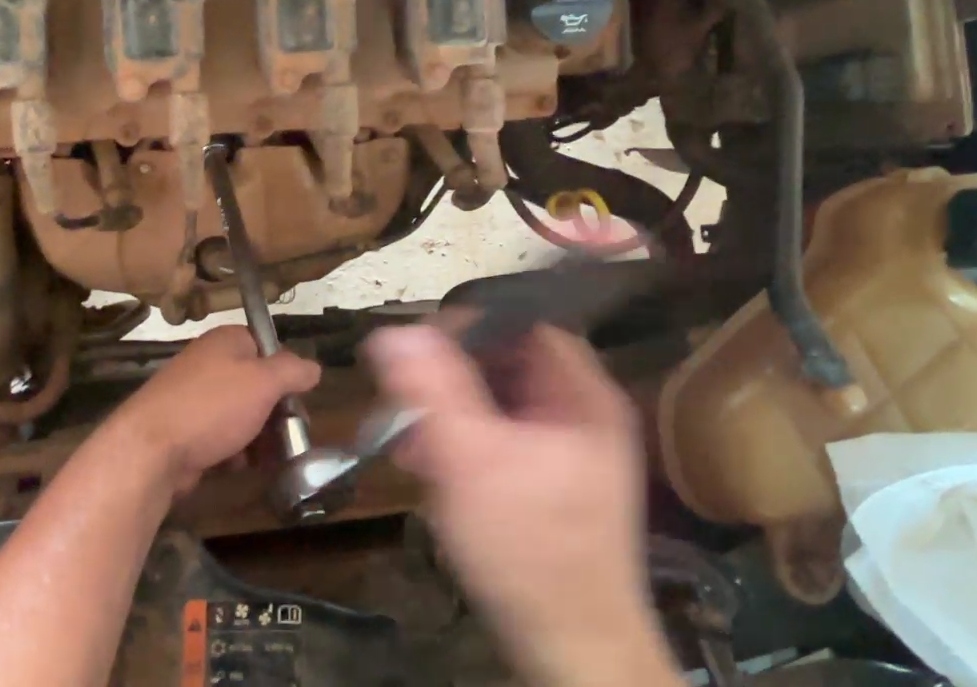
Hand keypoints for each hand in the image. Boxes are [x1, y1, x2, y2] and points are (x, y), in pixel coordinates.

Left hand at [112, 324, 321, 493]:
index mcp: (225, 342)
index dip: (286, 372)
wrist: (152, 449)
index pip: (267, 347)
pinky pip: (221, 436)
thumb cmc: (212, 407)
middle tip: (292, 435)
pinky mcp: (186, 429)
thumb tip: (313, 367)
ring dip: (258, 435)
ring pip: (241, 413)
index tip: (300, 399)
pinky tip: (239, 466)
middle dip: (276, 411)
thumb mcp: (263, 382)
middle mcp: (209, 363)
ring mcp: (194, 396)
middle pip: (256, 384)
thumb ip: (292, 371)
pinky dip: (234, 450)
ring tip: (272, 457)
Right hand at [364, 322, 673, 686]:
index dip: (472, 324)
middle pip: (506, 364)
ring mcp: (568, 453)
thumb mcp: (468, 459)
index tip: (419, 343)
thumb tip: (394, 331)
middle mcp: (582, 416)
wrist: (575, 652)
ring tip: (405, 435)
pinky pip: (499, 440)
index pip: (527, 324)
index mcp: (582, 397)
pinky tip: (427, 465)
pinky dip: (461, 443)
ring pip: (498, 404)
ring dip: (446, 411)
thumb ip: (430, 390)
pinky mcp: (549, 486)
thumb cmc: (528, 549)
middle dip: (446, 375)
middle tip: (402, 395)